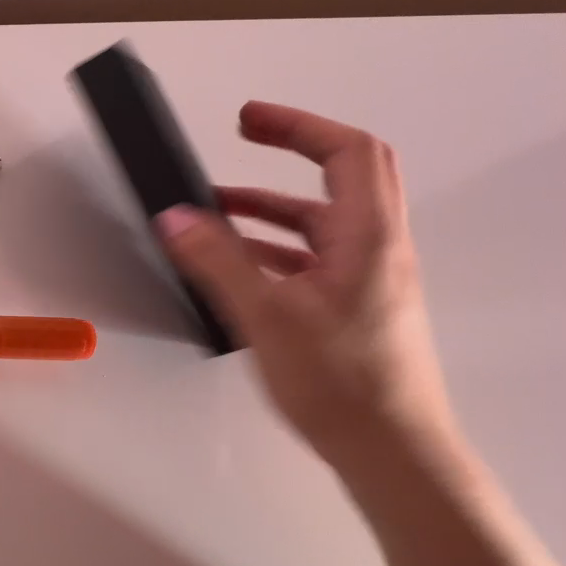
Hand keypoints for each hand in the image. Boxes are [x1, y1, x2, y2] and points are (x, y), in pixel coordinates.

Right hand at [156, 101, 458, 471]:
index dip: (299, 127)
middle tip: (243, 138)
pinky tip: (231, 262)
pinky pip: (309, 256)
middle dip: (293, 152)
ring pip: (321, 221)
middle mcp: (376, 250)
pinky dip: (269, 245)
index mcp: (369, 239)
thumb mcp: (266, 315)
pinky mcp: (348, 306)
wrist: (388, 447)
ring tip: (213, 208)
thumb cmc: (342, 383)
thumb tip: (177, 218)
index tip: (248, 119)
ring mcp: (365, 279)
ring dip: (269, 205)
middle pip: (346, 178)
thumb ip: (218, 261)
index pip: (349, 154)